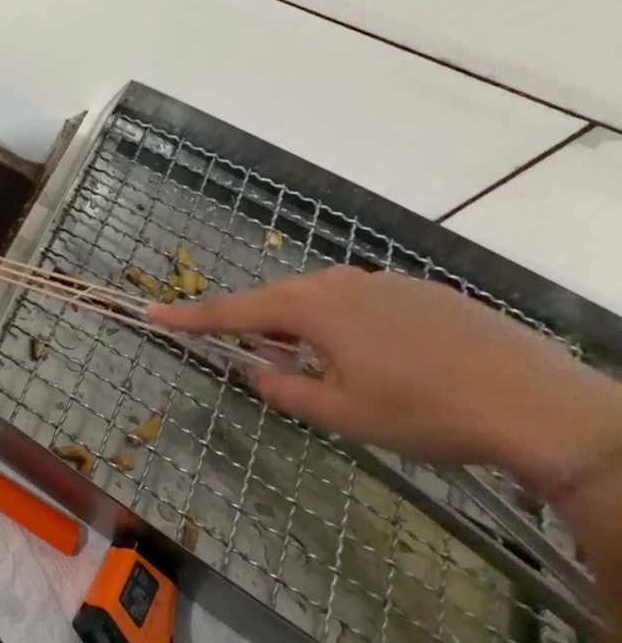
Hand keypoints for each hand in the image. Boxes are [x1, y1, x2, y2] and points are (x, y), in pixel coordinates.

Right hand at [150, 267, 621, 494]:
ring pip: (327, 304)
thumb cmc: (426, 411)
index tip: (151, 312)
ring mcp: (387, 283)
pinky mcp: (428, 294)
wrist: (545, 408)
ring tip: (344, 375)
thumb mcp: (341, 414)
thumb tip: (263, 371)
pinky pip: (369, 306)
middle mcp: (339, 282)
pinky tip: (396, 366)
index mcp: (308, 307)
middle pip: (280, 303)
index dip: (188, 315)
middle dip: (266, 332)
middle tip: (273, 367)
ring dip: (315, 332)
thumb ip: (284, 390)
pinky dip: (359, 330)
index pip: (230, 311)